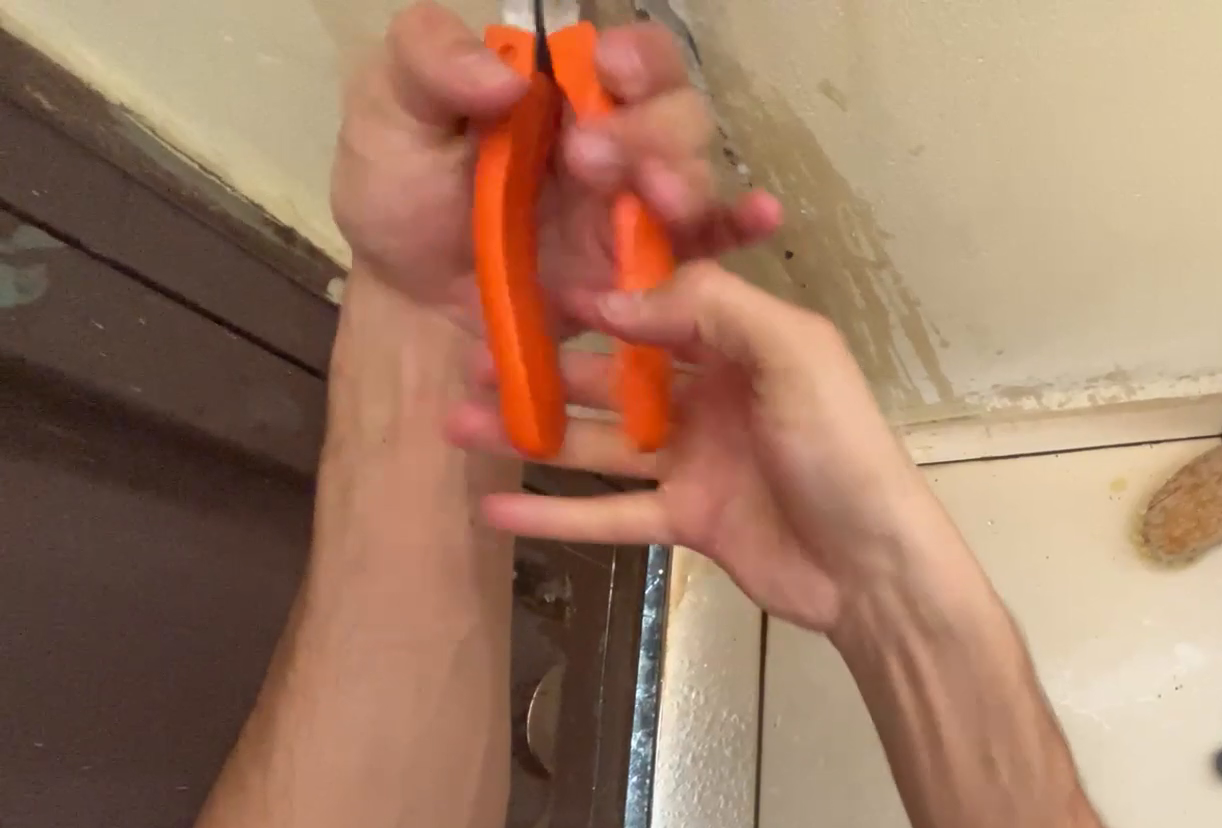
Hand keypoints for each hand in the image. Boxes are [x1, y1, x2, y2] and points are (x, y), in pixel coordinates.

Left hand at [330, 1, 780, 328]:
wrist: (422, 307)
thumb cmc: (406, 206)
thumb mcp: (387, 114)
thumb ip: (427, 66)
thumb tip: (506, 72)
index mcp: (562, 95)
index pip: (628, 58)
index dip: (637, 57)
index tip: (607, 72)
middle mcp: (619, 147)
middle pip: (679, 117)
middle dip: (650, 132)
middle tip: (593, 163)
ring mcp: (641, 214)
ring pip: (699, 179)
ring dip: (686, 183)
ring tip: (655, 203)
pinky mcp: (656, 273)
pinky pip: (713, 248)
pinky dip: (742, 229)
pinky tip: (764, 219)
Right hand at [447, 264, 958, 632]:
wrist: (868, 564)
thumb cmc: (839, 449)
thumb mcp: (795, 355)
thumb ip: (715, 309)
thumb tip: (616, 301)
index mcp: (746, 349)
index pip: (662, 308)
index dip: (601, 298)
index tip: (531, 292)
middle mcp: (716, 399)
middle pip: (618, 375)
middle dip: (547, 366)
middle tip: (470, 357)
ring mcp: (700, 463)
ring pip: (604, 444)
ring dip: (535, 435)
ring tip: (454, 422)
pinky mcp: (690, 520)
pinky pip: (614, 514)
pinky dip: (559, 515)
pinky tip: (493, 509)